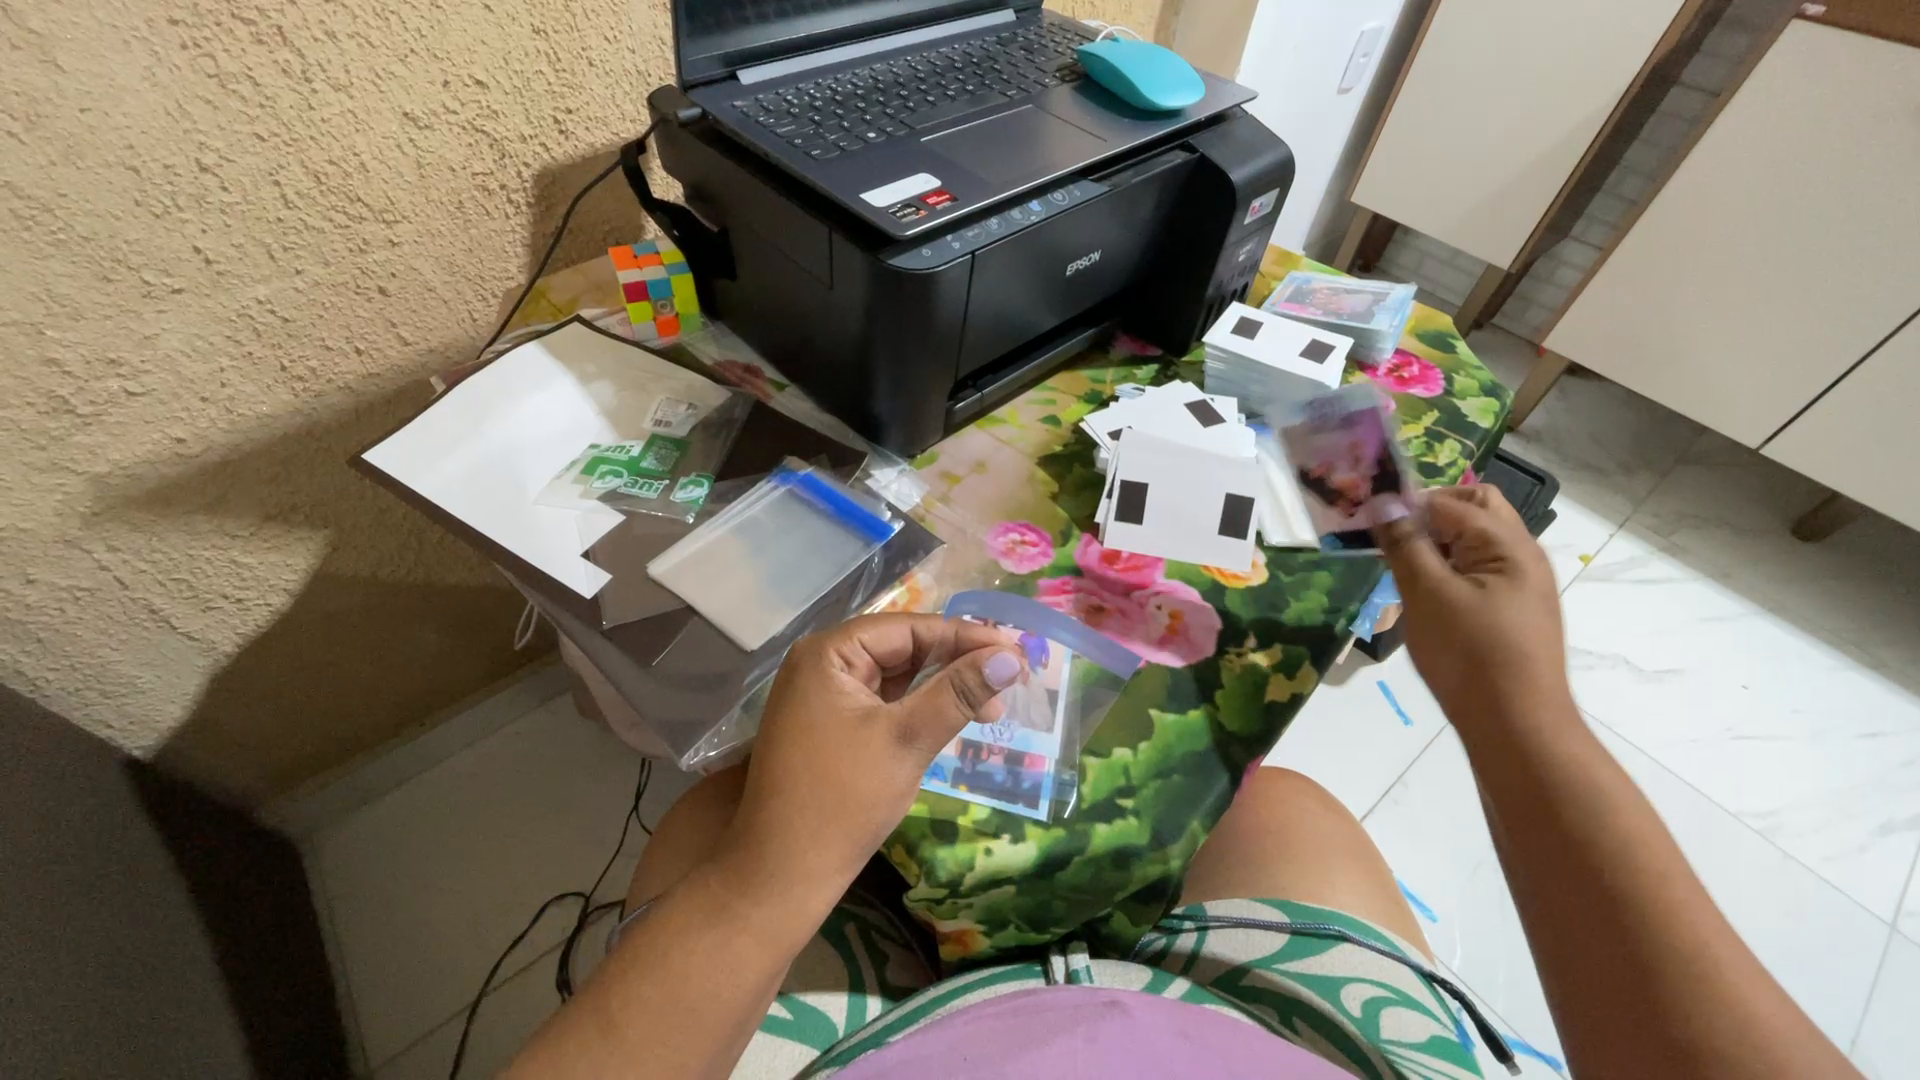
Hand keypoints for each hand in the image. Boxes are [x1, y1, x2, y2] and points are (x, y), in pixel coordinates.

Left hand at [718, 613, 1021, 896]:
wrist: (782, 875)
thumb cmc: (843, 800)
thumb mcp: (908, 738)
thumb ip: (959, 691)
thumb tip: (1011, 655)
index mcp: (828, 653)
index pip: (909, 629)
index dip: (965, 637)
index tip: (1017, 651)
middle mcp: (821, 664)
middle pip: (902, 648)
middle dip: (957, 663)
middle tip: (1011, 681)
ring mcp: (823, 696)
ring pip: (897, 677)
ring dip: (943, 688)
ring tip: (992, 706)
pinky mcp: (830, 726)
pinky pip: (884, 702)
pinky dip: (919, 708)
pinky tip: (954, 717)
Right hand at [1373, 485, 1570, 726]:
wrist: (1515, 724)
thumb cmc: (1469, 655)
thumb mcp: (1427, 594)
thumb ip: (1404, 542)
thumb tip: (1381, 499)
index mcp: (1507, 544)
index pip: (1449, 500)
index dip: (1406, 504)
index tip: (1364, 521)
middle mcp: (1521, 554)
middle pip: (1472, 509)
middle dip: (1426, 515)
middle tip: (1388, 539)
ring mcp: (1518, 582)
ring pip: (1471, 540)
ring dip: (1434, 543)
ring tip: (1398, 570)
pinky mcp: (1510, 608)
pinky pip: (1475, 568)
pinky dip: (1445, 568)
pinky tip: (1422, 595)